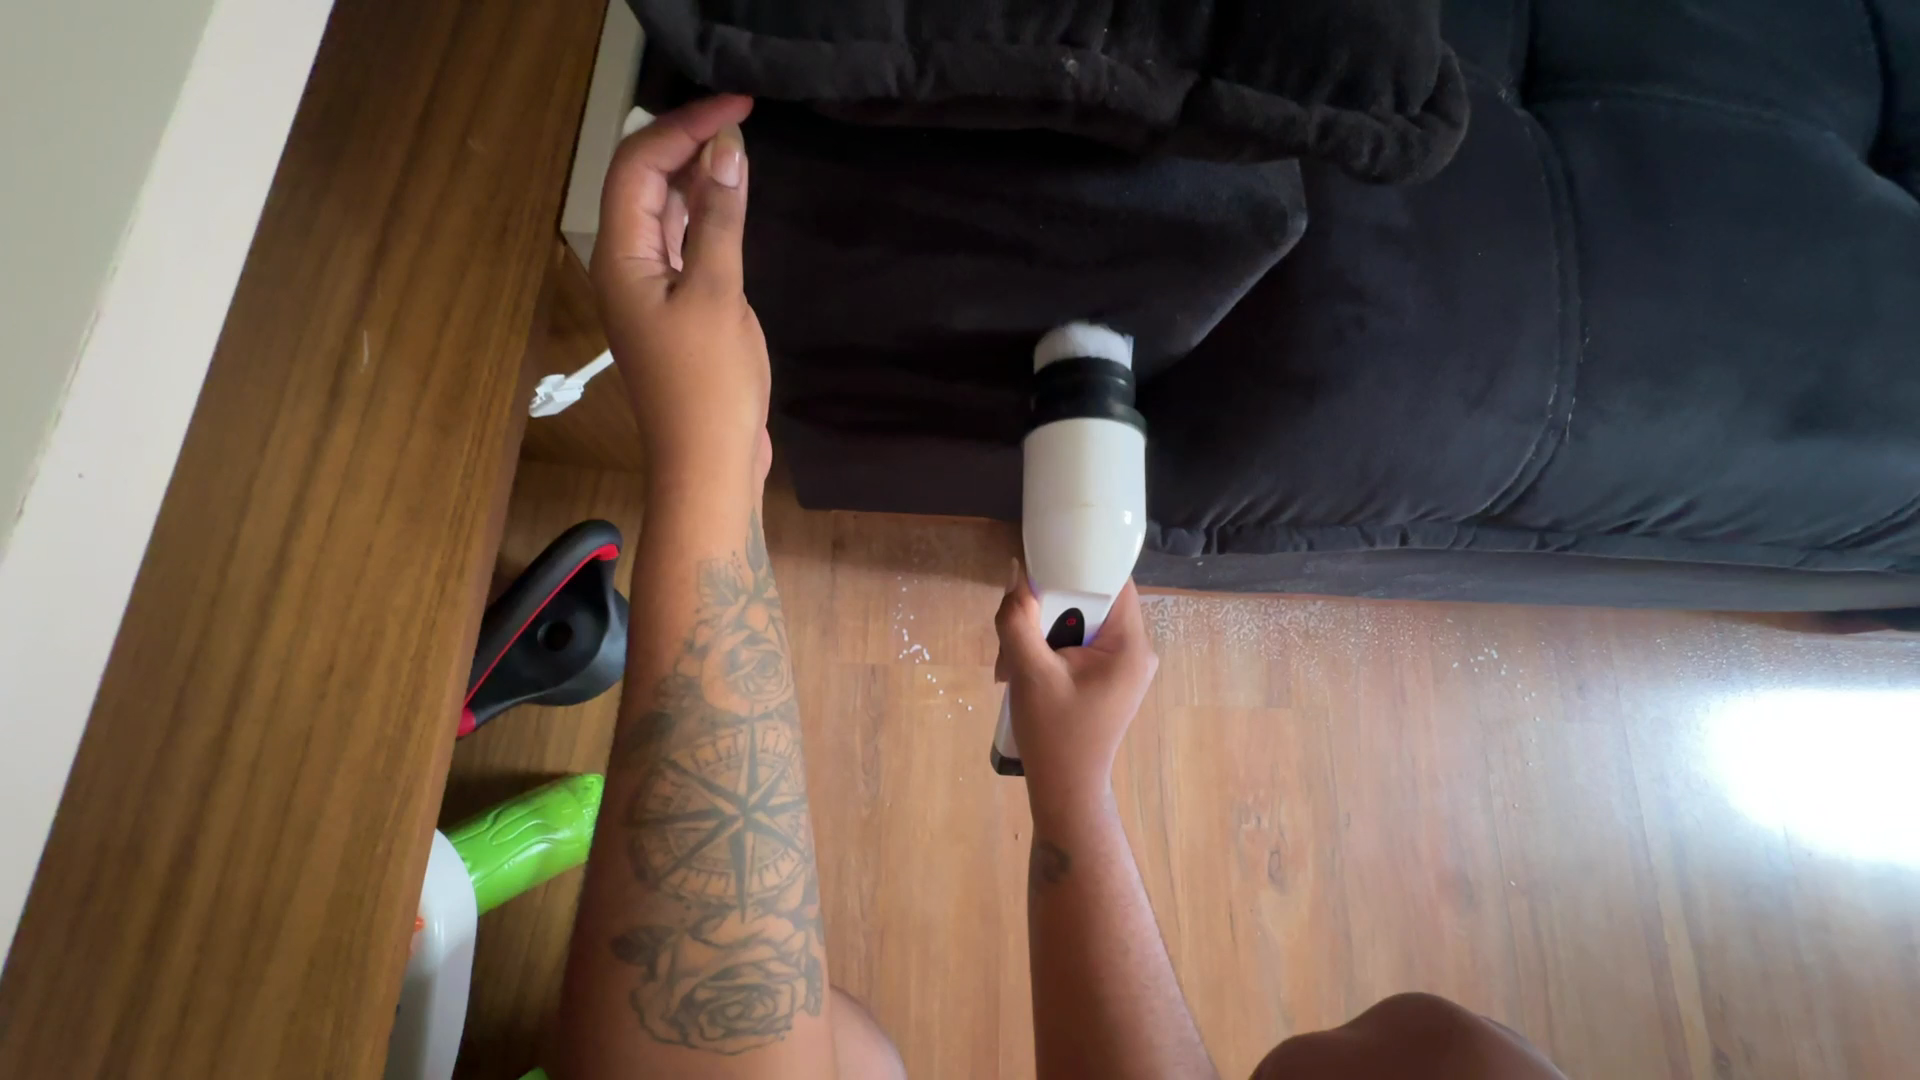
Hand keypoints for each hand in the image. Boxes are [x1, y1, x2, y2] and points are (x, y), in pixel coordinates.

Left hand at [592, 95, 771, 489]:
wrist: (708, 463)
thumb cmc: (709, 385)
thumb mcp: (719, 295)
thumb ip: (719, 221)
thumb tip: (726, 152)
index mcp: (621, 257)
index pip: (640, 166)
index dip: (684, 127)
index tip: (739, 109)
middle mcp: (626, 267)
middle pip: (645, 185)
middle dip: (687, 146)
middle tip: (742, 124)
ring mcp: (651, 293)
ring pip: (665, 218)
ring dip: (697, 182)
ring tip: (739, 155)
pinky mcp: (677, 314)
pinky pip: (684, 250)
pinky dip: (707, 224)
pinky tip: (732, 211)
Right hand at [994, 566, 1158, 812]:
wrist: (1065, 790)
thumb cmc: (1054, 734)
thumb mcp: (1029, 671)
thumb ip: (1018, 619)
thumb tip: (1016, 573)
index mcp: (1129, 645)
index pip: (1112, 580)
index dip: (1076, 567)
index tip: (1041, 570)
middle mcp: (1135, 650)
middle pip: (1090, 601)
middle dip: (1048, 611)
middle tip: (1017, 634)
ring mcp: (1123, 666)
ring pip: (1079, 623)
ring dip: (1042, 633)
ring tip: (1016, 662)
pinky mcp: (1108, 678)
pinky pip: (1078, 644)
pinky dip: (1050, 650)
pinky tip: (1027, 672)